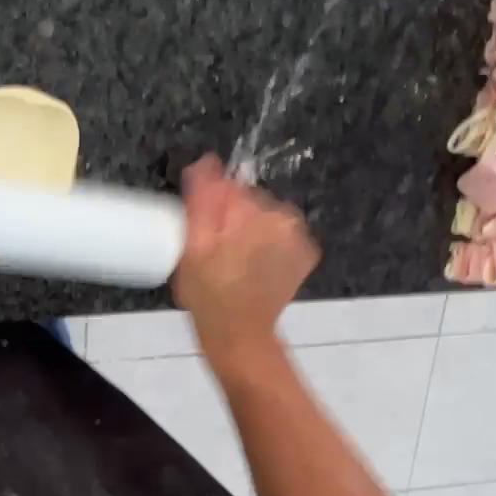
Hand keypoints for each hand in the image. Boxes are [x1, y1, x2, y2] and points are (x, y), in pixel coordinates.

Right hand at [171, 155, 319, 361]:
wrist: (239, 334)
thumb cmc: (208, 293)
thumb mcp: (191, 246)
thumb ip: (200, 199)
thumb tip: (206, 161)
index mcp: (250, 211)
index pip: (227, 186)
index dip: (210, 206)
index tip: (203, 232)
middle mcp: (281, 217)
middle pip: (247, 200)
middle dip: (230, 218)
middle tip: (214, 252)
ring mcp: (298, 236)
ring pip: (264, 216)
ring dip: (249, 230)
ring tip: (233, 261)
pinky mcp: (305, 252)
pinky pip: (281, 234)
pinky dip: (268, 243)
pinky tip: (254, 265)